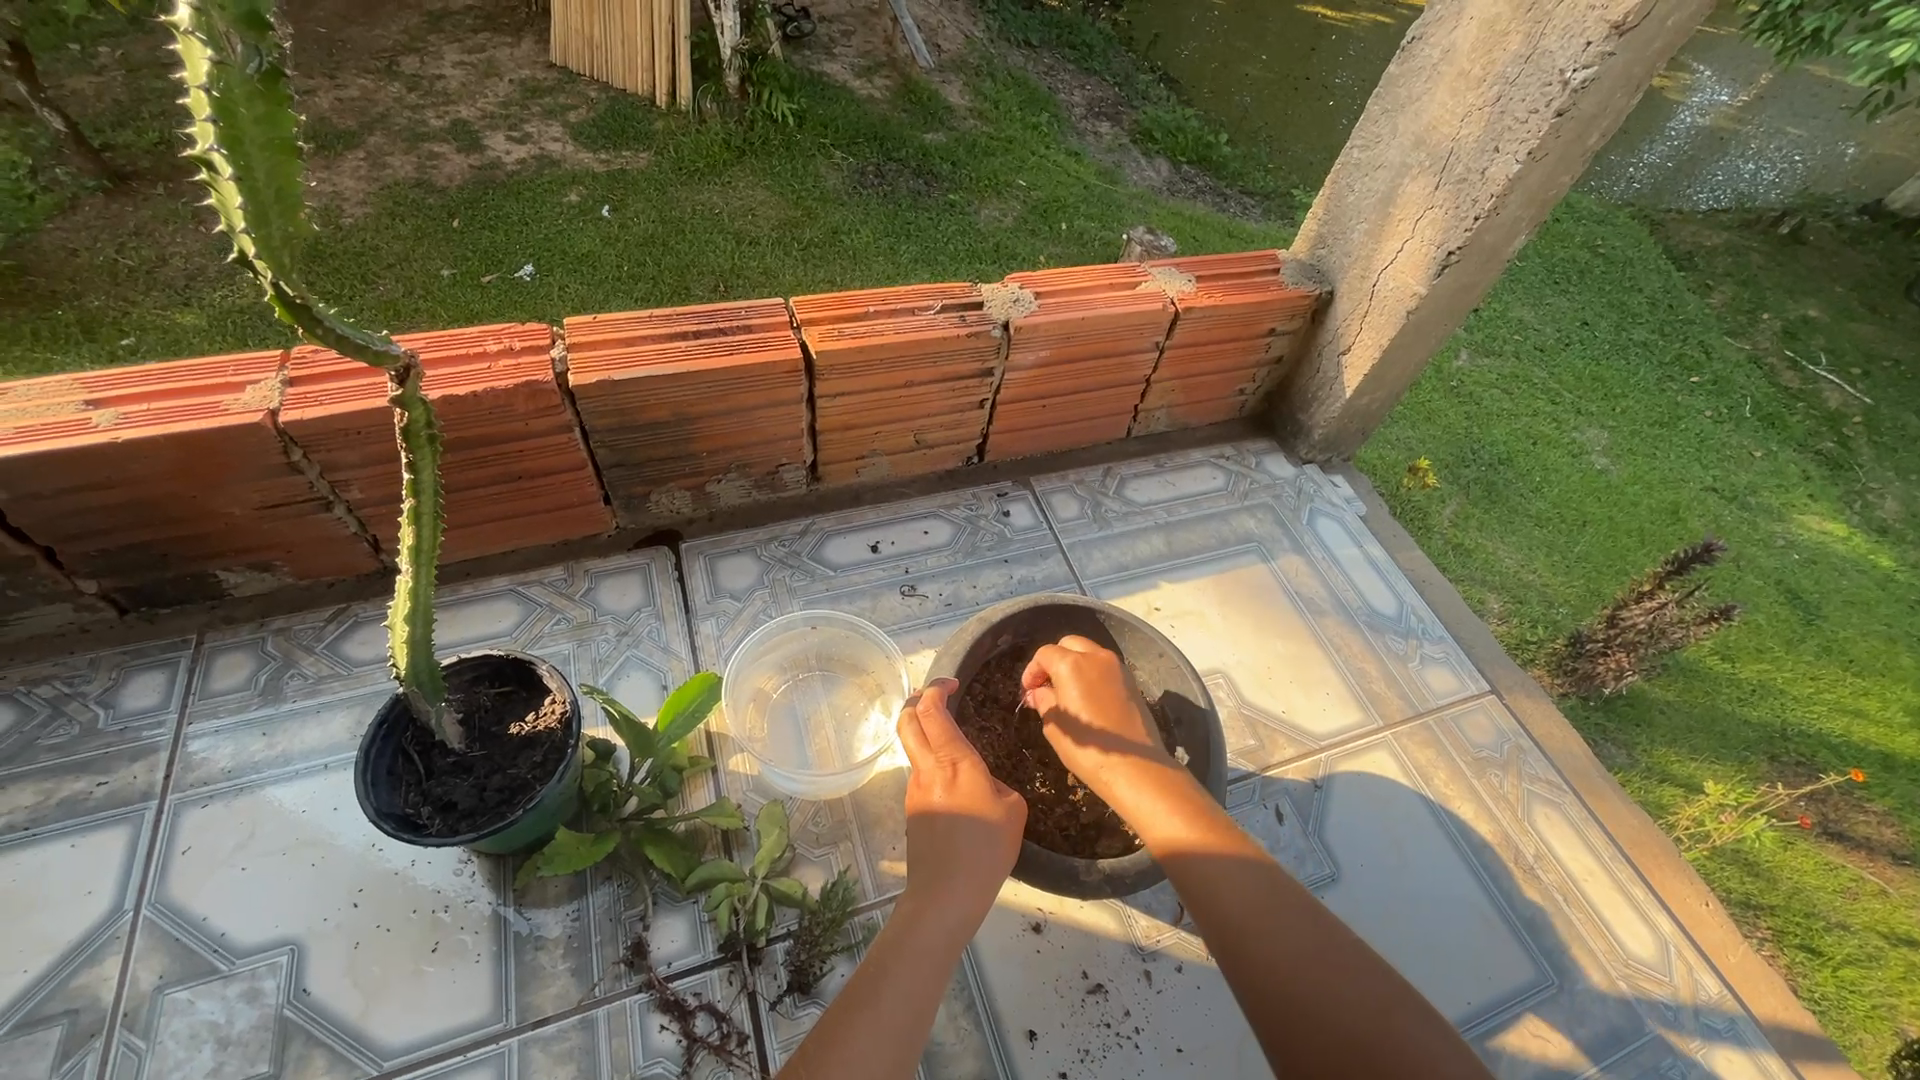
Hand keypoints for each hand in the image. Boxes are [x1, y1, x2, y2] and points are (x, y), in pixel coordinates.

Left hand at [897, 678, 1026, 933]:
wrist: (947, 895)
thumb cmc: (986, 850)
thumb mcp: (1013, 810)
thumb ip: (997, 783)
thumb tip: (983, 783)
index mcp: (954, 761)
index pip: (931, 710)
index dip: (936, 688)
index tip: (952, 684)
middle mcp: (927, 768)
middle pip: (907, 720)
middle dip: (917, 701)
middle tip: (938, 698)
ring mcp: (914, 789)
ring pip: (911, 747)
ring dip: (924, 734)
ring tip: (953, 744)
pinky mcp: (912, 810)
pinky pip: (919, 774)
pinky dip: (931, 764)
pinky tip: (955, 786)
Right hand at [1021, 635, 1186, 817]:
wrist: (1135, 766)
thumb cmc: (1087, 748)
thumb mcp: (1055, 726)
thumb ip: (1044, 701)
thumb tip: (1039, 693)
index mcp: (1071, 664)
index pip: (1044, 654)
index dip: (1032, 671)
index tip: (1029, 690)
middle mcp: (1096, 657)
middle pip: (1069, 644)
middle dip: (1054, 660)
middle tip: (1046, 685)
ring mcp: (1117, 667)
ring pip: (1089, 653)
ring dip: (1075, 665)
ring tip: (1067, 692)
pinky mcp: (1131, 681)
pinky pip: (1105, 667)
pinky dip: (1092, 674)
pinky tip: (1088, 698)